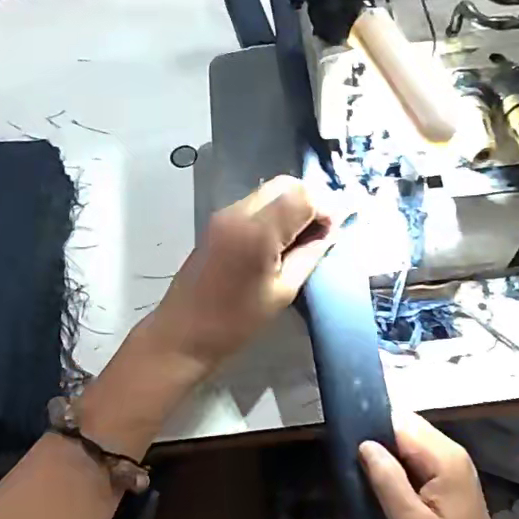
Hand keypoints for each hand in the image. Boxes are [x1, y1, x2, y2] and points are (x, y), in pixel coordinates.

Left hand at [143, 175, 335, 376]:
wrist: (182, 334)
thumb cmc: (235, 322)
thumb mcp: (282, 291)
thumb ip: (310, 254)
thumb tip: (330, 231)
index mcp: (256, 231)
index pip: (302, 196)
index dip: (326, 208)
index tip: (336, 230)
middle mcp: (238, 212)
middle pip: (285, 184)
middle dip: (311, 200)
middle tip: (324, 230)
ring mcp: (224, 214)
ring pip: (270, 191)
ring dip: (293, 205)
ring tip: (306, 236)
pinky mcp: (217, 222)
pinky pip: (256, 204)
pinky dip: (276, 211)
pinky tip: (283, 238)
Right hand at [359, 411, 518, 518]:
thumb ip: (387, 480)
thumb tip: (364, 444)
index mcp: (444, 457)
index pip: (400, 423)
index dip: (372, 429)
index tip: (346, 446)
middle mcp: (450, 451)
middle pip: (406, 428)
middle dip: (378, 440)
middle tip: (352, 464)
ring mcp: (452, 464)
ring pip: (410, 442)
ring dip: (387, 454)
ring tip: (362, 474)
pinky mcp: (449, 477)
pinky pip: (417, 458)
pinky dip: (398, 466)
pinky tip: (383, 485)